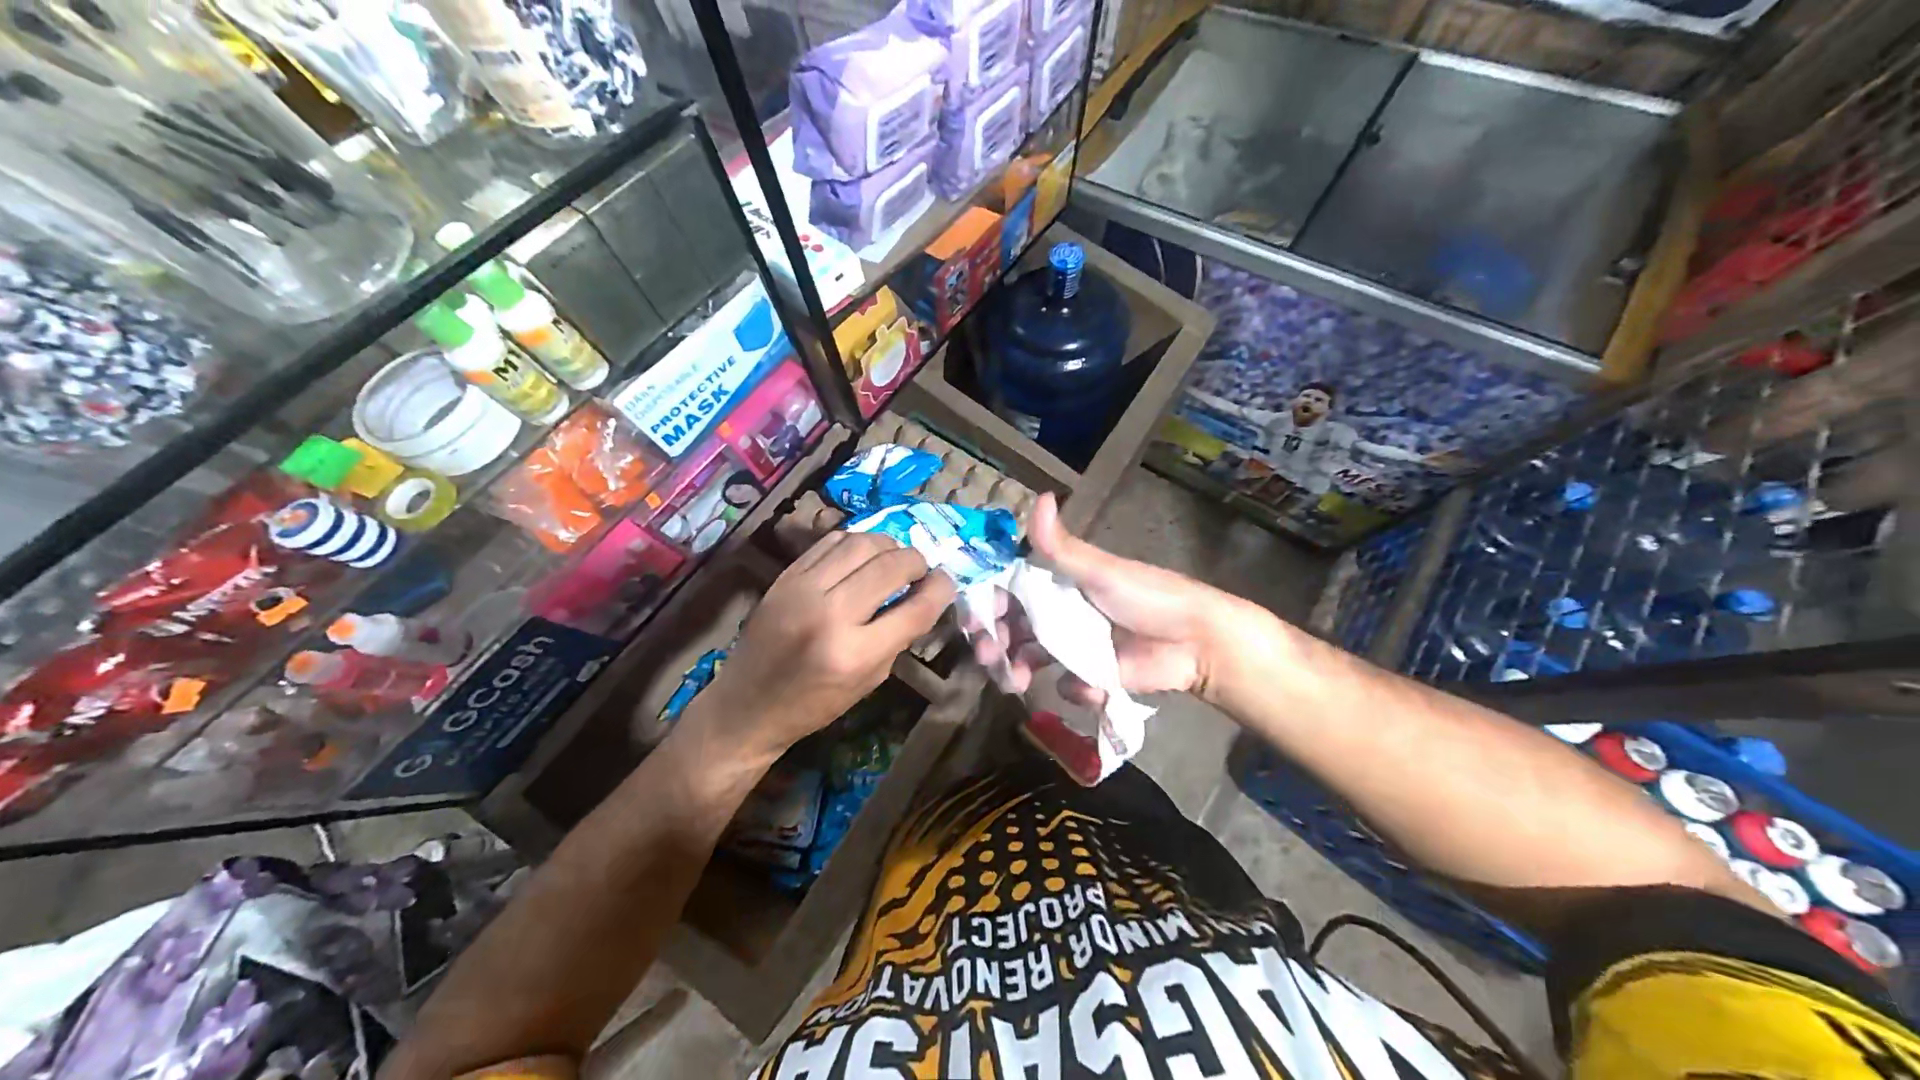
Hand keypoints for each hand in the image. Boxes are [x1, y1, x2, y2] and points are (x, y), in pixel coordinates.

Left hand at [691, 532, 955, 764]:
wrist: (747, 704)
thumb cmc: (814, 704)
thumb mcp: (868, 681)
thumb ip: (897, 636)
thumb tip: (924, 596)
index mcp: (856, 654)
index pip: (915, 608)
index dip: (940, 589)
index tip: (946, 582)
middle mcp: (830, 615)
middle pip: (890, 566)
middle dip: (917, 562)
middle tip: (921, 570)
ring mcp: (803, 590)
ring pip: (861, 544)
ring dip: (888, 546)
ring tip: (894, 559)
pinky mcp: (785, 577)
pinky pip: (830, 542)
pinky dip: (855, 543)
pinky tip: (862, 556)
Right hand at [963, 494, 1249, 707]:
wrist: (1195, 640)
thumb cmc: (1146, 596)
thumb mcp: (1100, 570)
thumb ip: (1062, 546)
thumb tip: (1039, 496)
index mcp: (1058, 584)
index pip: (1008, 591)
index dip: (987, 604)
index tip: (972, 619)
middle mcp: (1060, 614)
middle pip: (1011, 628)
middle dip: (993, 642)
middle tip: (988, 655)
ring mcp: (1074, 648)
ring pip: (1029, 659)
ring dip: (1015, 669)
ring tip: (1014, 680)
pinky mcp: (1092, 677)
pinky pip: (1067, 685)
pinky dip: (1071, 687)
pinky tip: (1085, 685)